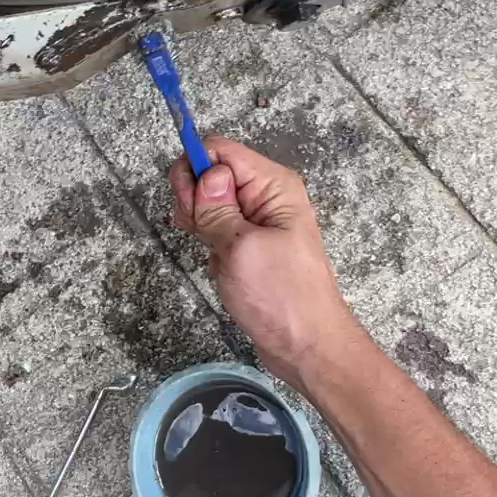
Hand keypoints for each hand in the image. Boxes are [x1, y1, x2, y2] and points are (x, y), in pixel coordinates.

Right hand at [168, 135, 364, 381]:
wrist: (307, 346)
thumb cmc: (282, 298)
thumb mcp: (242, 248)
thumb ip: (216, 209)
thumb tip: (205, 172)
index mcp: (273, 185)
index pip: (219, 150)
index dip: (196, 170)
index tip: (189, 205)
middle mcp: (266, 195)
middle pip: (210, 172)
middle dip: (194, 198)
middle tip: (201, 232)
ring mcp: (256, 220)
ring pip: (208, 201)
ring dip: (199, 223)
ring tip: (215, 252)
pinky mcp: (248, 243)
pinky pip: (215, 227)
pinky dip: (206, 241)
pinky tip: (217, 262)